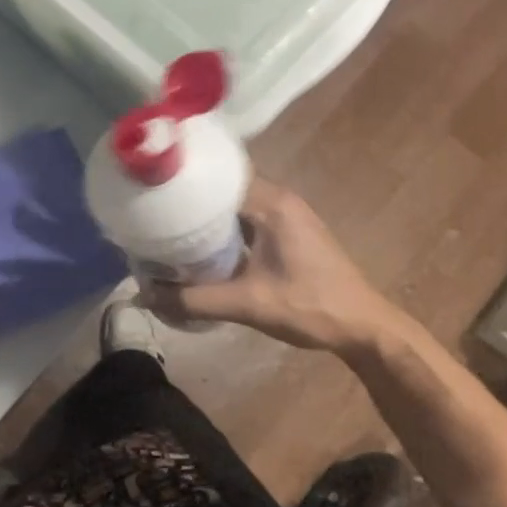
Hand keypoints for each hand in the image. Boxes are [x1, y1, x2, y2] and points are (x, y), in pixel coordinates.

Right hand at [149, 178, 401, 353]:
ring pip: (234, 204)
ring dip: (205, 216)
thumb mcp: (246, 305)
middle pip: (224, 188)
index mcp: (273, 205)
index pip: (219, 178)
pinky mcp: (288, 233)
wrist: (363, 328)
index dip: (184, 183)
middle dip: (189, 200)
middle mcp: (280, 200)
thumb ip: (192, 299)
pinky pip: (245, 219)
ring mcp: (286, 216)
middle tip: (150, 212)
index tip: (151, 193)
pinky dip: (222, 228)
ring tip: (166, 227)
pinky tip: (198, 247)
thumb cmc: (310, 307)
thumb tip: (143, 296)